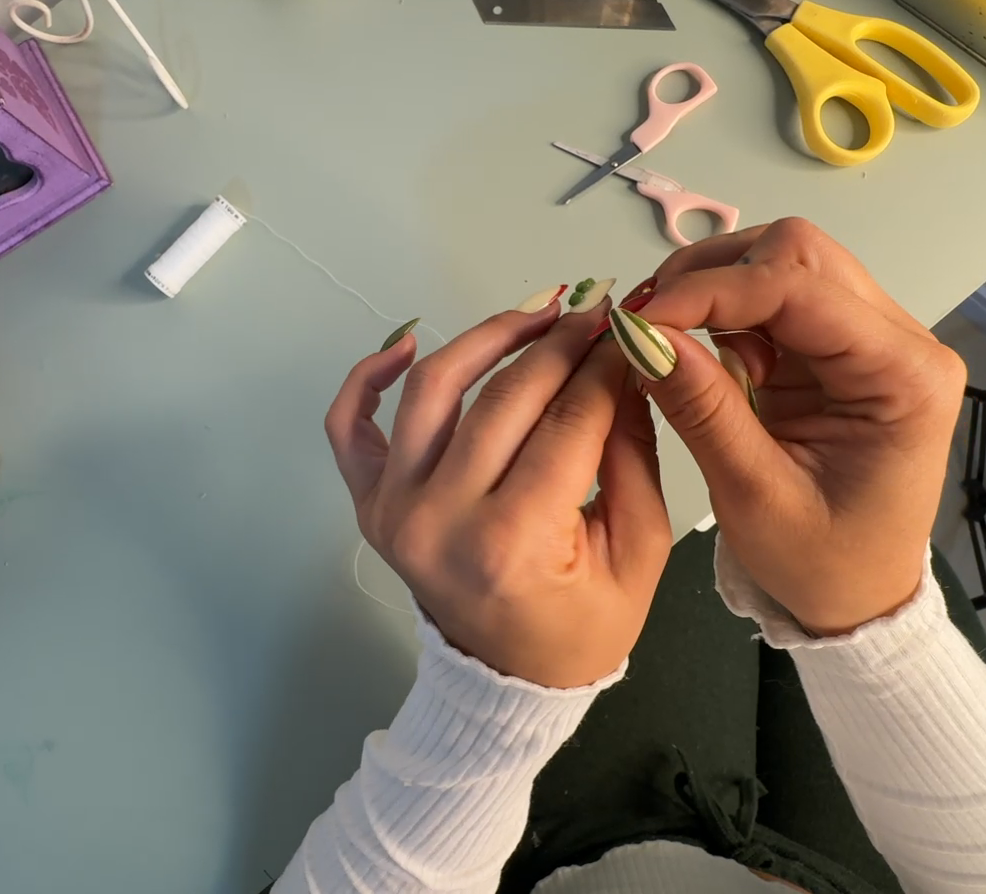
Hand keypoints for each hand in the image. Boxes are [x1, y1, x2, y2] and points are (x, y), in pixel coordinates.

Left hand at [326, 296, 673, 687]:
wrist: (507, 678)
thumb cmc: (580, 625)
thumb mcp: (636, 549)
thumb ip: (632, 450)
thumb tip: (626, 361)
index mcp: (514, 543)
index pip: (570, 421)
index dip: (604, 364)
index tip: (628, 327)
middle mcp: (440, 518)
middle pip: (506, 398)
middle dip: (559, 343)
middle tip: (592, 308)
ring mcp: (393, 507)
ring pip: (433, 390)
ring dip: (486, 337)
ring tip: (534, 312)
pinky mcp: (370, 502)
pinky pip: (349, 426)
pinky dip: (368, 376)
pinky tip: (408, 341)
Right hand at [619, 219, 966, 635]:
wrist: (854, 593)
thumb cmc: (818, 560)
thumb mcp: (753, 495)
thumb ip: (702, 408)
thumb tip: (641, 336)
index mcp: (902, 378)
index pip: (799, 290)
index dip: (710, 292)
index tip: (637, 321)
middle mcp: (896, 340)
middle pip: (796, 252)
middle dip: (712, 275)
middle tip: (647, 322)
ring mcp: (865, 338)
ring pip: (780, 262)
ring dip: (712, 288)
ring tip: (667, 339)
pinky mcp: (830, 348)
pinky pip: (768, 298)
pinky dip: (719, 313)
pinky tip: (699, 355)